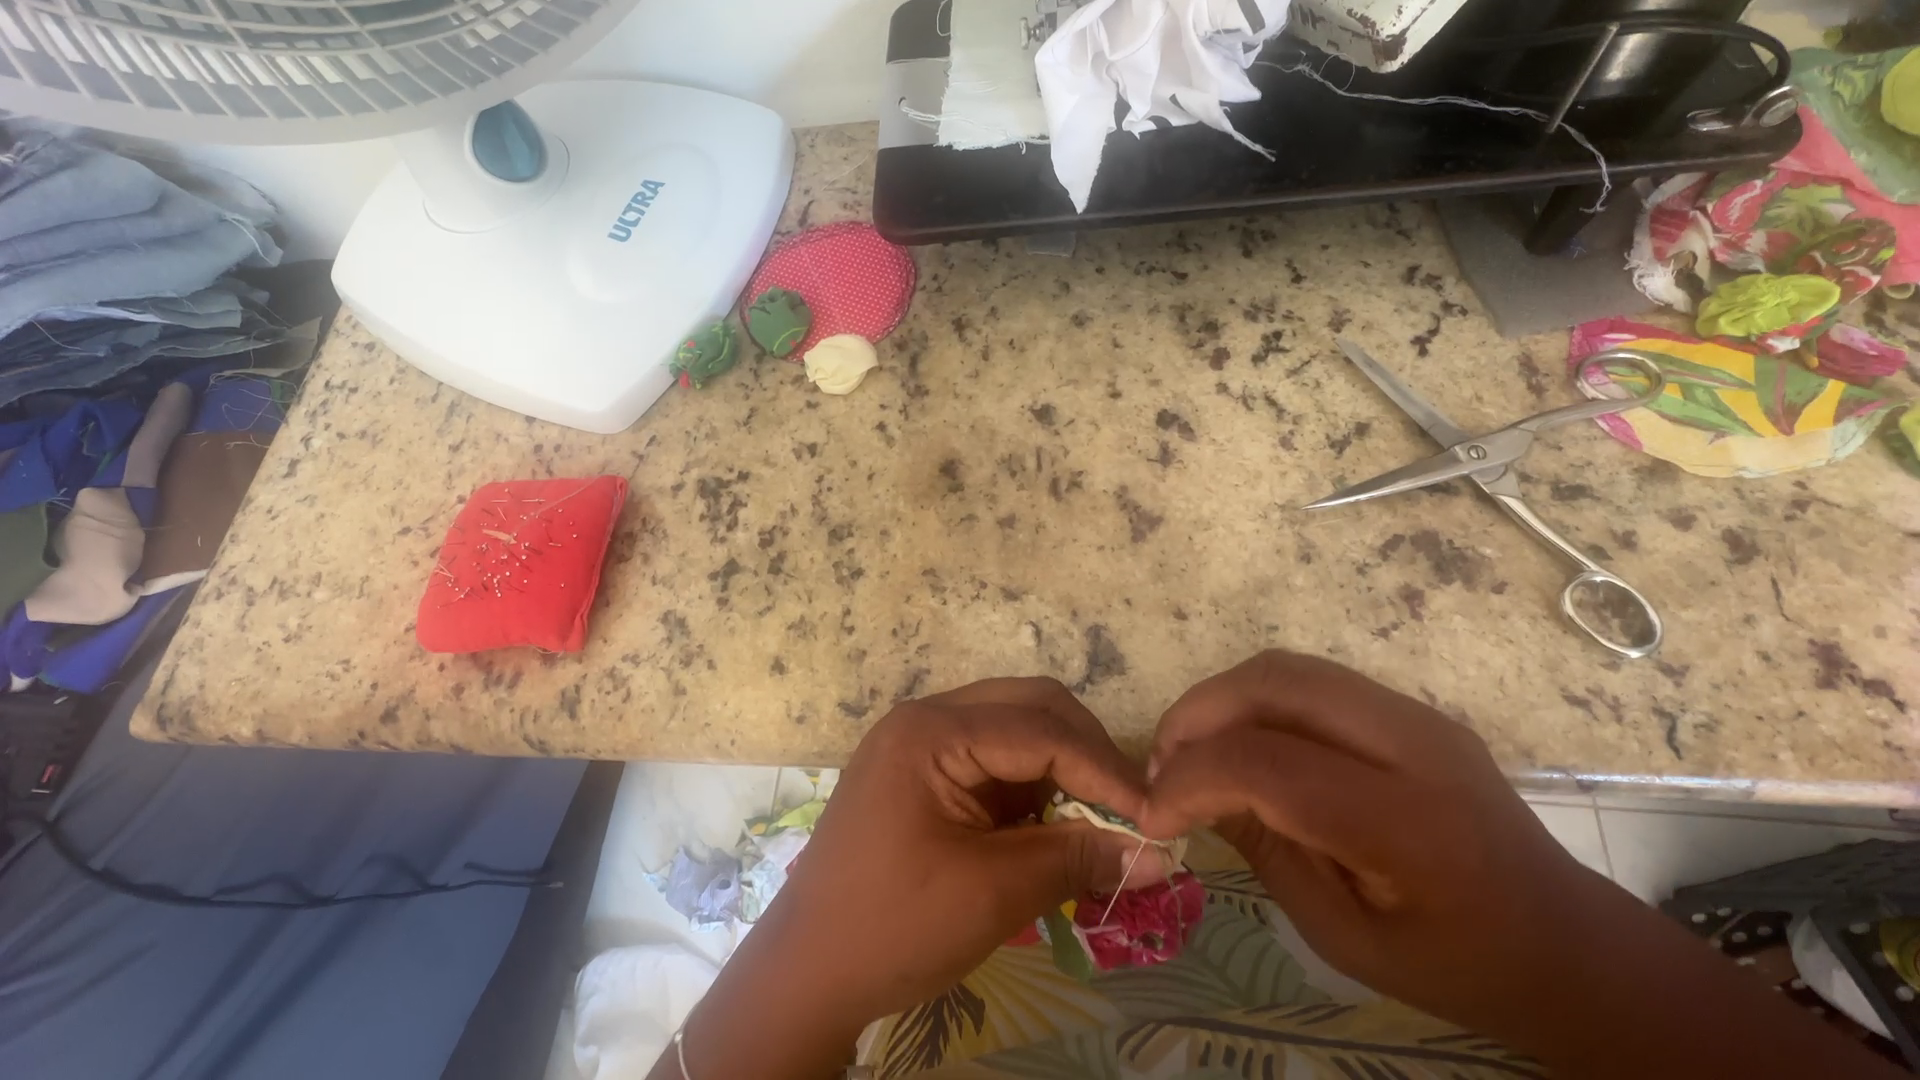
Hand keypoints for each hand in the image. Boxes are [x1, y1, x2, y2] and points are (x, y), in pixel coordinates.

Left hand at [663, 677, 1147, 1079]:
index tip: (1156, 817)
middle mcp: (926, 720)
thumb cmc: (893, 926)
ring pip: (1017, 734)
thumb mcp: (993, 891)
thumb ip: (1078, 858)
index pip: (1041, 729)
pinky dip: (1034, 793)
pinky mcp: (924, 778)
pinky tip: (1057, 831)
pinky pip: (995, 765)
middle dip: (1087, 757)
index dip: (1105, 770)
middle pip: (1031, 711)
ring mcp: (921, 747)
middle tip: (1130, 812)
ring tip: (1101, 825)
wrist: (807, 975)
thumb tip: (1162, 854)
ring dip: (1064, 774)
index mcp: (932, 730)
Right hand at [1138, 649, 1593, 1029]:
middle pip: (1275, 683)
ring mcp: (1417, 715)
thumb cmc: (1452, 963)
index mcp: (1406, 824)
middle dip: (1197, 713)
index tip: (1152, 813)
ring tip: (1189, 752)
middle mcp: (1415, 745)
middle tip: (1159, 765)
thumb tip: (1186, 793)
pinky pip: (1311, 682)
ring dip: (1221, 700)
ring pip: (1289, 668)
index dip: (1190, 777)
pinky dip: (1255, 702)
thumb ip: (1263, 849)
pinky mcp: (1410, 708)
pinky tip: (1239, 745)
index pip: (1268, 763)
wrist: (1563, 941)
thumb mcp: (1341, 934)